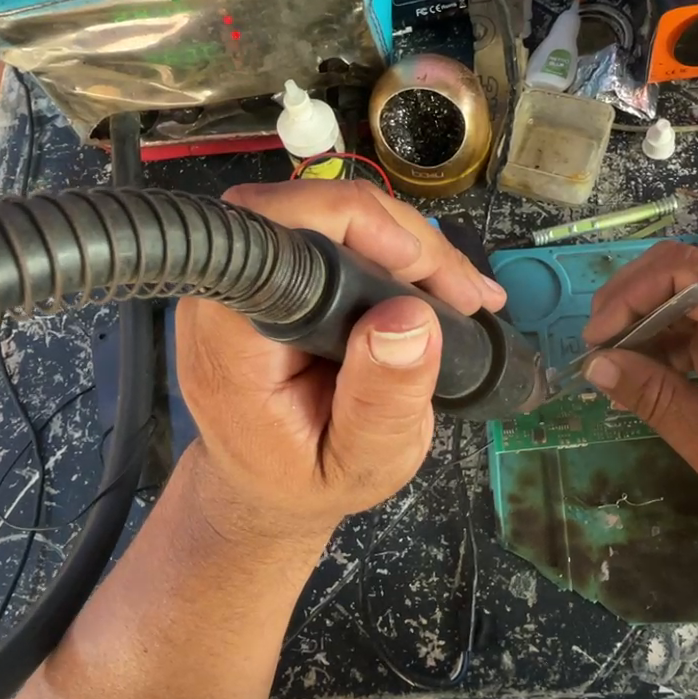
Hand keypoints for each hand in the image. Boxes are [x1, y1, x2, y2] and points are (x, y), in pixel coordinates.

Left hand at [175, 181, 505, 552]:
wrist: (268, 487)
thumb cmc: (306, 480)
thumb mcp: (360, 462)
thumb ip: (381, 402)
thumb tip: (411, 317)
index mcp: (234, 340)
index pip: (272, 232)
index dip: (344, 222)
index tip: (411, 265)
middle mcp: (232, 296)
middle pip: (313, 211)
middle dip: (403, 239)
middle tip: (463, 294)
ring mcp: (254, 282)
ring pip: (333, 216)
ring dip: (410, 246)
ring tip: (465, 294)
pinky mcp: (282, 278)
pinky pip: (339, 236)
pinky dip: (397, 253)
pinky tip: (441, 285)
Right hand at [580, 242, 697, 547]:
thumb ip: (658, 402)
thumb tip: (597, 366)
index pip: (680, 269)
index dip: (626, 295)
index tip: (596, 341)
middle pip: (681, 274)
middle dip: (629, 307)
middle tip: (598, 354)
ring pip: (689, 298)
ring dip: (647, 327)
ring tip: (616, 372)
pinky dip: (671, 344)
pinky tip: (650, 377)